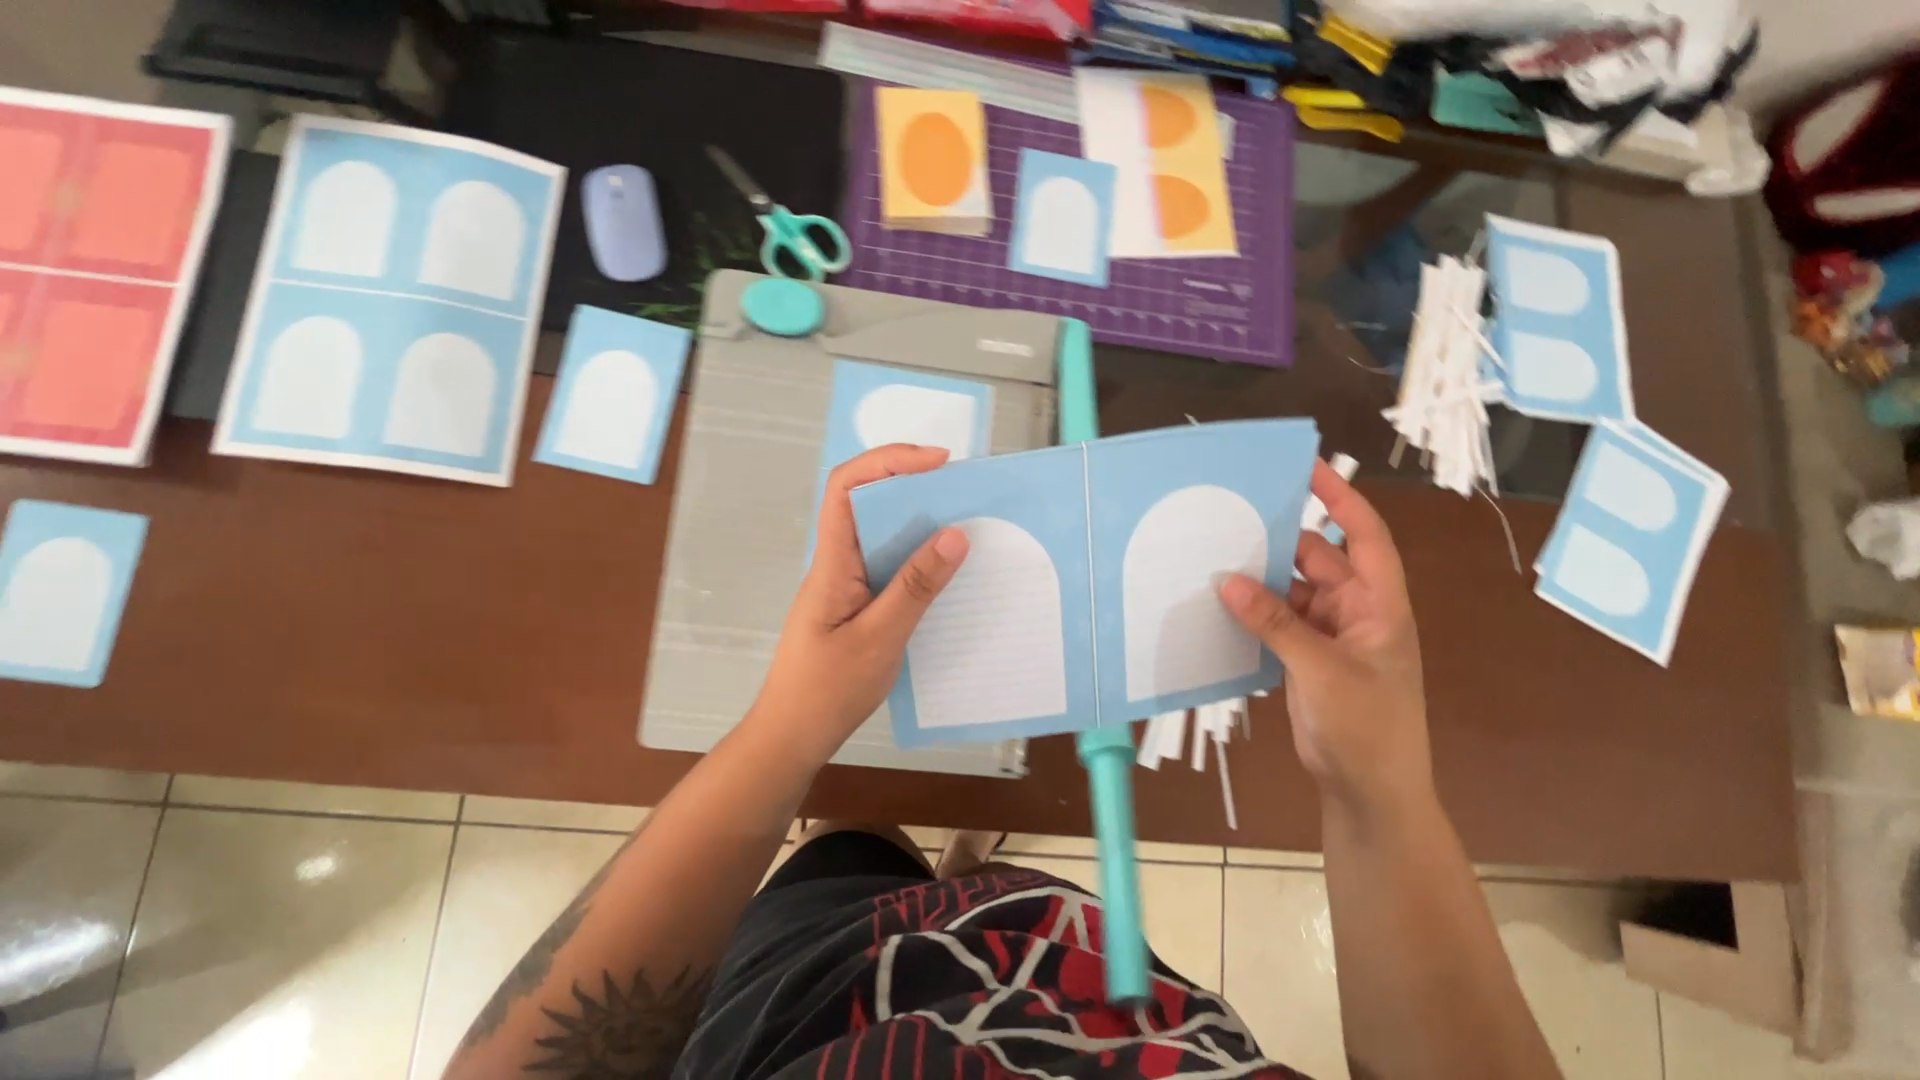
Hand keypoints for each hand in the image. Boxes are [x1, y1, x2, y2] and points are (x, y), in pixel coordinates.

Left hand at [746, 444, 969, 761]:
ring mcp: (847, 586)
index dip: (888, 461)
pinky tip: (949, 578)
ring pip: (882, 538)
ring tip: (969, 530)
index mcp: (832, 562)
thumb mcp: (880, 638)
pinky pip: (890, 569)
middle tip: (966, 494)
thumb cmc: (827, 689)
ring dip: (921, 526)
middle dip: (915, 487)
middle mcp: (837, 564)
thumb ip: (917, 587)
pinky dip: (919, 563)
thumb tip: (955, 534)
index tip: (938, 463)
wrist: (792, 736)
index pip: (846, 486)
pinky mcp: (858, 607)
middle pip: (868, 503)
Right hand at [1216, 461, 1431, 813]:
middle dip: (1280, 540)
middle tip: (1231, 516)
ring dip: (1260, 581)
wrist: (1370, 792)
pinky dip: (1253, 615)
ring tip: (1214, 558)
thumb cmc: (1366, 727)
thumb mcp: (1321, 670)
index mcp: (1380, 605)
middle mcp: (1356, 612)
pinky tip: (1219, 606)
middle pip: (1318, 559)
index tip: (1305, 466)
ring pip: (1292, 592)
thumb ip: (1275, 623)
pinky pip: (1278, 623)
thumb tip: (1227, 580)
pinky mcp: (1306, 660)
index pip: (1364, 536)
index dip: (1340, 498)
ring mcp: (1330, 637)